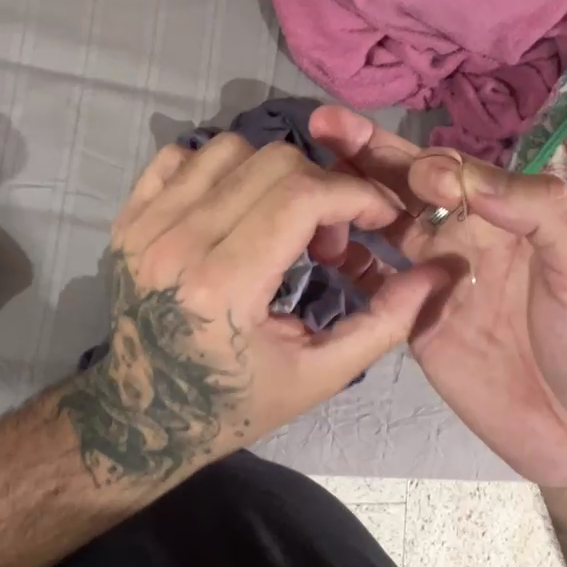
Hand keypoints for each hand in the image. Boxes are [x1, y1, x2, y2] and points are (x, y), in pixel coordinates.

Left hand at [56, 133, 450, 487]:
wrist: (141, 417)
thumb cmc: (233, 404)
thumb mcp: (318, 376)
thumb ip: (382, 323)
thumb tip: (438, 274)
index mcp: (225, 285)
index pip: (303, 196)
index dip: (355, 195)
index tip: (378, 216)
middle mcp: (179, 243)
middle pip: (272, 162)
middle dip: (321, 187)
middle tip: (326, 238)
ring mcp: (146, 226)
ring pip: (227, 149)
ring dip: (272, 173)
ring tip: (280, 221)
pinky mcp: (127, 219)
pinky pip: (177, 156)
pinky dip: (217, 168)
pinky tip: (234, 206)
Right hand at [308, 106, 566, 488]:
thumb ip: (540, 213)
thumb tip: (462, 171)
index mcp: (513, 219)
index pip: (459, 171)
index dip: (432, 162)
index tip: (420, 174)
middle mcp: (468, 240)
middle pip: (409, 188)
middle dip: (369, 154)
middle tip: (323, 122)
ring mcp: (435, 282)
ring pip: (383, 227)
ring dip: (347, 198)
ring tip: (306, 177)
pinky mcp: (414, 324)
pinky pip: (374, 284)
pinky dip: (345, 261)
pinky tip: (314, 242)